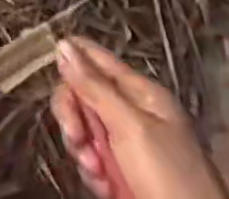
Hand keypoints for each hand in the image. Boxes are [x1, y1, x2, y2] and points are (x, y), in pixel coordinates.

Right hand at [49, 37, 226, 198]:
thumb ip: (94, 87)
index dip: (71, 61)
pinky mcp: (119, 172)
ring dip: (81, 148)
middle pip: (81, 92)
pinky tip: (104, 187)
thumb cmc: (169, 180)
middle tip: (77, 138)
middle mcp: (130, 112)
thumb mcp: (131, 128)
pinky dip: (91, 172)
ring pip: (81, 127)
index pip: (94, 57)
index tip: (59, 80)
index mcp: (140, 93)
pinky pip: (90, 157)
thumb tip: (62, 43)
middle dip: (73, 115)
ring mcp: (125, 144)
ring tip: (97, 173)